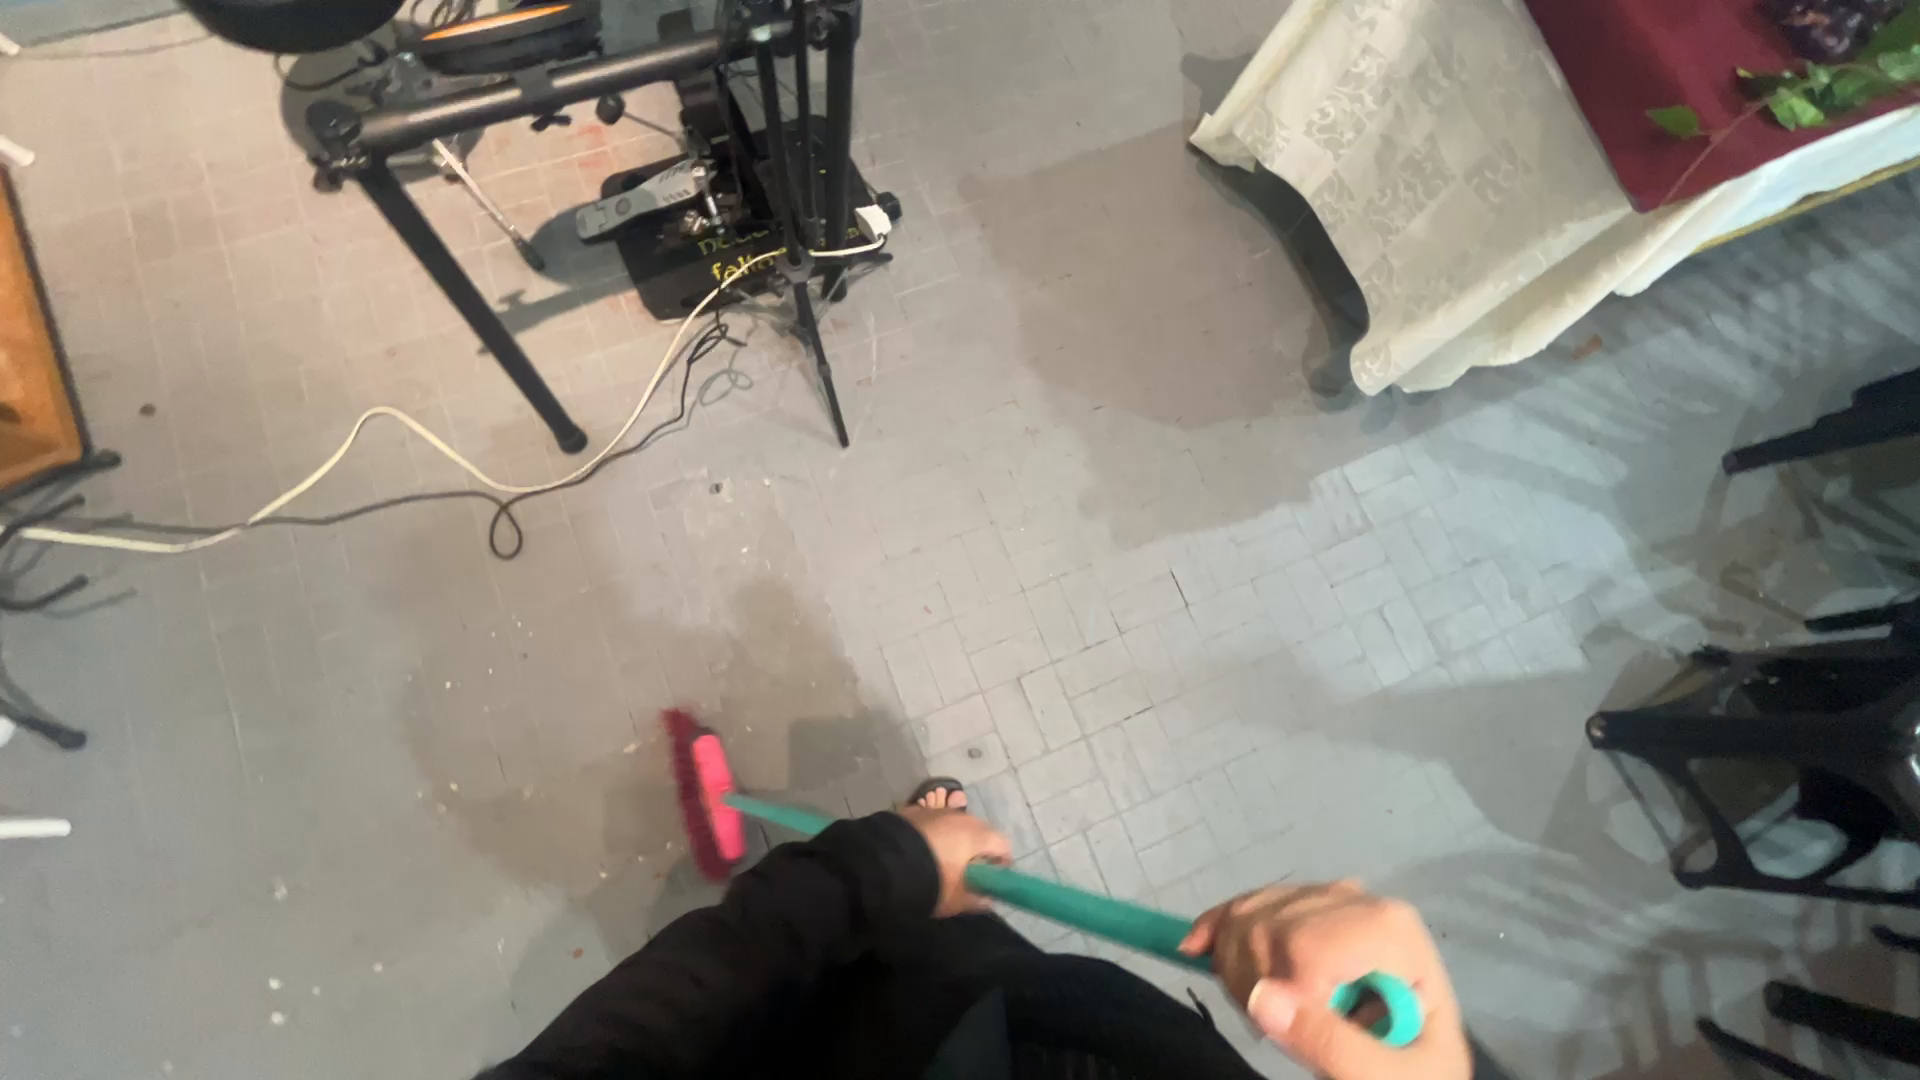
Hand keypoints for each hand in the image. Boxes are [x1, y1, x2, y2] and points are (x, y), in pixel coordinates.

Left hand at [898, 806, 1011, 916]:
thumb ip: (978, 899)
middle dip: (977, 851)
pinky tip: (920, 852)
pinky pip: (933, 822)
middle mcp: (960, 816)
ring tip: (940, 863)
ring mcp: (936, 809)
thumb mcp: (956, 900)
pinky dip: (934, 835)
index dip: (1001, 863)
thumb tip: (988, 898)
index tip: (991, 880)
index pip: (1003, 844)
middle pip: (980, 831)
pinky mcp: (914, 810)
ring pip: (955, 825)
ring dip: (955, 841)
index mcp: (976, 834)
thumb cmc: (929, 882)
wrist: (883, 864)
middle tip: (966, 874)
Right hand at [1180, 881, 1468, 1079]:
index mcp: (1390, 930)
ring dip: (1234, 964)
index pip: (1303, 945)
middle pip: (1270, 926)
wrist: (1419, 1069)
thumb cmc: (1415, 1074)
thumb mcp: (1394, 1079)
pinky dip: (1217, 926)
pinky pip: (1247, 904)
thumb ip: (1335, 1045)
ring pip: (1249, 913)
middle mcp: (1357, 898)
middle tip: (1271, 1032)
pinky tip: (1197, 948)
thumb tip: (1261, 997)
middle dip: (1253, 980)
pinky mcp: (1305, 906)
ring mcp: (1328, 898)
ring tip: (1263, 1012)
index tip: (1284, 1036)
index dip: (1282, 992)